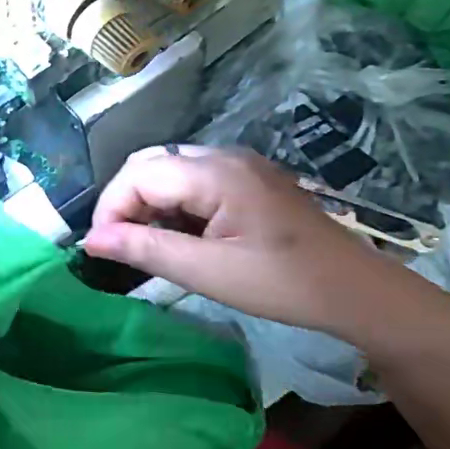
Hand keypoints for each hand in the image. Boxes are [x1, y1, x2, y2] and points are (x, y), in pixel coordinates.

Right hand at [83, 146, 412, 334]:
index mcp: (216, 172)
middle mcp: (224, 156)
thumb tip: (91, 240)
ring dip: (148, 204)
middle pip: (150, 164)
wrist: (358, 292)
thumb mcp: (207, 272)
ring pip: (169, 171)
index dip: (111, 208)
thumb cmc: (284, 284)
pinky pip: (193, 180)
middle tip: (121, 246)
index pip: (138, 174)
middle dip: (125, 202)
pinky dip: (173, 205)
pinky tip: (180, 237)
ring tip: (148, 245)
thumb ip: (145, 249)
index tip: (102, 249)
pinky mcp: (249, 180)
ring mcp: (239, 165)